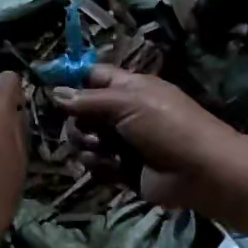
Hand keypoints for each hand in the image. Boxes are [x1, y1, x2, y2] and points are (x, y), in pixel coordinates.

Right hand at [52, 65, 244, 207]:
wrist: (199, 171)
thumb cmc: (167, 126)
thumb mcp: (129, 102)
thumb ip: (89, 99)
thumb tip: (55, 93)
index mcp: (130, 88)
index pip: (93, 77)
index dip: (72, 81)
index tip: (49, 90)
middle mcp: (124, 113)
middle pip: (82, 112)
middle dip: (79, 123)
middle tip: (91, 133)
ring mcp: (122, 142)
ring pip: (85, 140)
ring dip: (89, 146)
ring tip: (106, 152)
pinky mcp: (122, 169)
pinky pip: (96, 164)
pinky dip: (100, 166)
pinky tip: (114, 167)